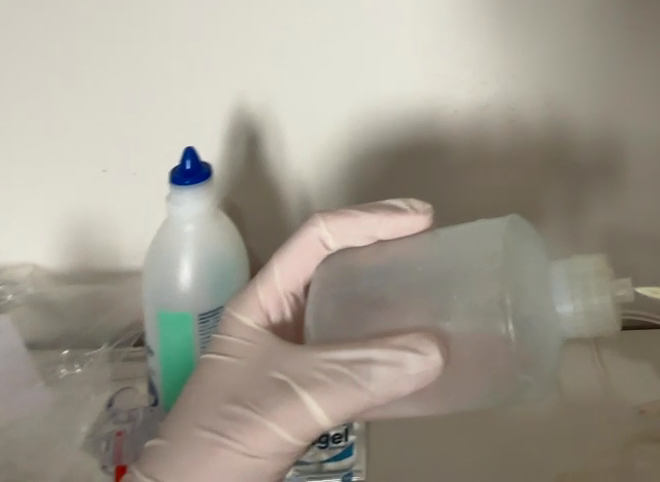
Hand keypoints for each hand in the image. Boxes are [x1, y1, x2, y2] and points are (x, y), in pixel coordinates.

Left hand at [132, 200, 446, 481]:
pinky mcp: (304, 396)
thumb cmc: (222, 439)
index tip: (422, 220)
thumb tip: (437, 348)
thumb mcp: (291, 397)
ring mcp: (291, 358)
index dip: (370, 219)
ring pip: (348, 314)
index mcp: (264, 298)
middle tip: (432, 245)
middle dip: (383, 249)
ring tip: (431, 295)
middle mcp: (280, 319)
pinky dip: (387, 354)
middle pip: (336, 266)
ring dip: (389, 303)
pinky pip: (355, 360)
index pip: (319, 238)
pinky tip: (415, 361)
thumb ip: (361, 373)